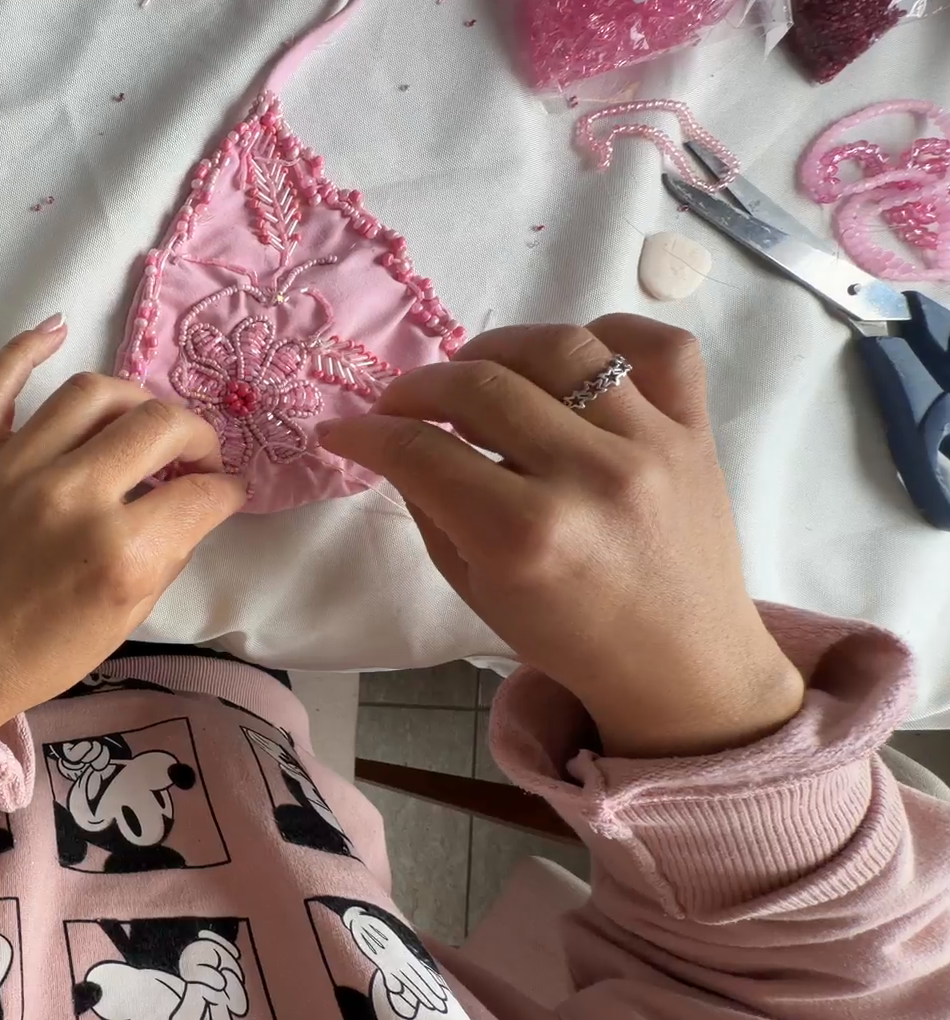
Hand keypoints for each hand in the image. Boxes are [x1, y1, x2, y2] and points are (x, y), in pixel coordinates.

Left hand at [0, 316, 246, 742]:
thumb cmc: (46, 652)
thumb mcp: (129, 616)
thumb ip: (171, 548)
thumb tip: (198, 495)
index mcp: (120, 552)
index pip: (202, 493)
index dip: (225, 490)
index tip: (221, 490)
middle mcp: (71, 497)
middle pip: (159, 425)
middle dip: (195, 438)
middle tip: (193, 457)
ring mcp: (13, 469)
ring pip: (92, 392)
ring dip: (134, 400)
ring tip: (142, 423)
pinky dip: (24, 348)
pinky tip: (56, 329)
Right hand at [318, 315, 803, 757]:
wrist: (679, 662)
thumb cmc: (557, 632)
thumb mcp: (465, 579)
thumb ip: (427, 502)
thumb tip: (395, 443)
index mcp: (520, 534)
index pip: (419, 452)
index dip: (364, 434)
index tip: (341, 431)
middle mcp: (587, 476)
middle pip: (478, 387)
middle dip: (414, 388)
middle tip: (396, 406)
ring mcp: (652, 446)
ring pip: (560, 348)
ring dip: (491, 349)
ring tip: (470, 373)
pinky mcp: (697, 431)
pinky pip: (658, 347)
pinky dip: (603, 336)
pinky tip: (564, 366)